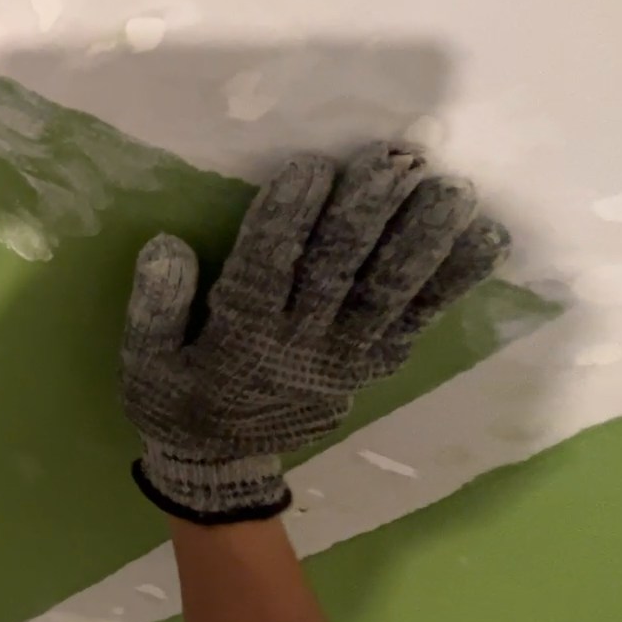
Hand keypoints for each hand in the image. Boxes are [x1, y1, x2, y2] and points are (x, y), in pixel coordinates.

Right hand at [121, 145, 509, 523]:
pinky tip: (478, 238)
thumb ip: (153, 306)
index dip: (287, 218)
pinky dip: (452, 280)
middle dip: (366, 212)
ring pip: (389, 290)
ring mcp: (344, 354)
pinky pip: (418, 319)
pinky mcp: (371, 363)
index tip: (309, 169)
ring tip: (446, 188)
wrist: (216, 461)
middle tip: (391, 160)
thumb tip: (167, 244)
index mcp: (238, 338)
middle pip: (337, 270)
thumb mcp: (143, 360)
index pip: (266, 267)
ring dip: (422, 238)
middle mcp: (299, 342)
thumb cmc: (172, 401)